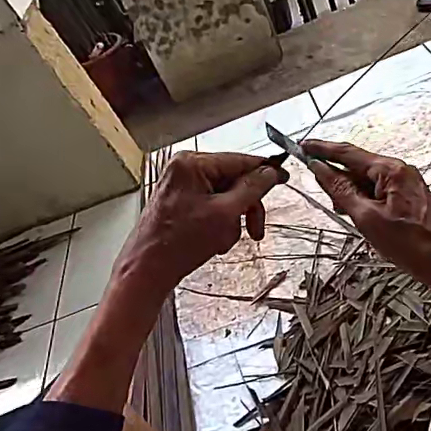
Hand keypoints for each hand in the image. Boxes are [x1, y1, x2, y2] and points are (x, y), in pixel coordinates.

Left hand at [109, 151, 285, 304]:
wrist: (147, 271)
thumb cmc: (176, 243)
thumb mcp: (224, 213)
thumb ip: (251, 189)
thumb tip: (270, 172)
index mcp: (192, 164)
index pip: (239, 160)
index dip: (264, 171)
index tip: (284, 177)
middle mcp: (185, 170)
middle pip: (233, 180)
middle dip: (245, 207)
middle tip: (255, 229)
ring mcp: (182, 187)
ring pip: (225, 197)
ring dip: (232, 221)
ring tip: (224, 240)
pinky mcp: (181, 204)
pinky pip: (213, 208)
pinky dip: (220, 225)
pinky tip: (214, 242)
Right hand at [302, 140, 430, 291]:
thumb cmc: (411, 245)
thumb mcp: (367, 218)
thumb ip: (340, 190)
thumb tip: (319, 169)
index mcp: (391, 170)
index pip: (348, 153)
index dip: (322, 149)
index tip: (302, 146)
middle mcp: (400, 170)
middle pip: (357, 166)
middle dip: (339, 181)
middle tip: (331, 201)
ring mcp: (406, 183)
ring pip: (367, 181)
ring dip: (352, 195)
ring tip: (350, 216)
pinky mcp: (408, 197)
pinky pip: (378, 192)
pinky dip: (365, 202)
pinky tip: (362, 219)